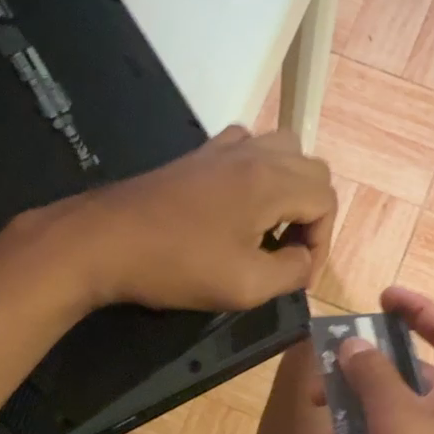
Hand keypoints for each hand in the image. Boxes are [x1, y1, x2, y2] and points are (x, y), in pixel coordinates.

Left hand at [45, 127, 336, 311]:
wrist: (107, 242)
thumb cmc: (179, 266)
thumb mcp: (246, 286)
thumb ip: (290, 272)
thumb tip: (304, 261)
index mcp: (272, 180)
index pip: (326, 199)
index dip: (322, 242)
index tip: (300, 276)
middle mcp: (254, 152)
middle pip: (311, 168)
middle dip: (311, 214)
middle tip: (290, 254)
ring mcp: (223, 148)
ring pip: (282, 151)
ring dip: (288, 190)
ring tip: (269, 230)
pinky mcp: (198, 155)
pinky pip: (247, 149)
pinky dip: (258, 174)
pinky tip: (238, 208)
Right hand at [338, 288, 433, 433]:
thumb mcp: (396, 416)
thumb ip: (372, 372)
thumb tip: (352, 342)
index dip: (416, 307)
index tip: (380, 297)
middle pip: (410, 366)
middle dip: (367, 363)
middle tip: (329, 360)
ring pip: (391, 404)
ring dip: (355, 403)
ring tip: (319, 405)